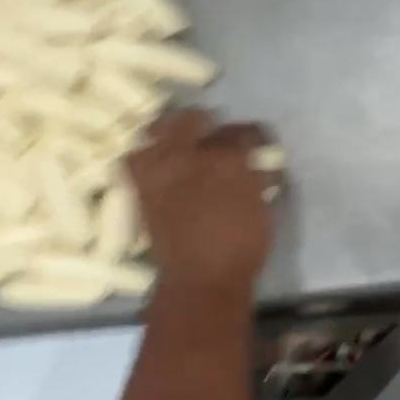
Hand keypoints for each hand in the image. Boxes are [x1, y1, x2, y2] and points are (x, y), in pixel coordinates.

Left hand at [125, 107, 275, 292]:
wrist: (201, 278)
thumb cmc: (242, 246)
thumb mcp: (262, 209)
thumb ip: (257, 179)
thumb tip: (256, 165)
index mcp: (226, 163)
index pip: (239, 133)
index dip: (252, 133)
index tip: (260, 139)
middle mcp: (186, 158)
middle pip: (190, 121)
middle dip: (205, 121)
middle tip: (217, 129)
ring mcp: (156, 171)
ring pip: (156, 133)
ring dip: (170, 131)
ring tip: (183, 140)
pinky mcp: (138, 188)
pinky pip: (138, 158)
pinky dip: (149, 153)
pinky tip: (161, 162)